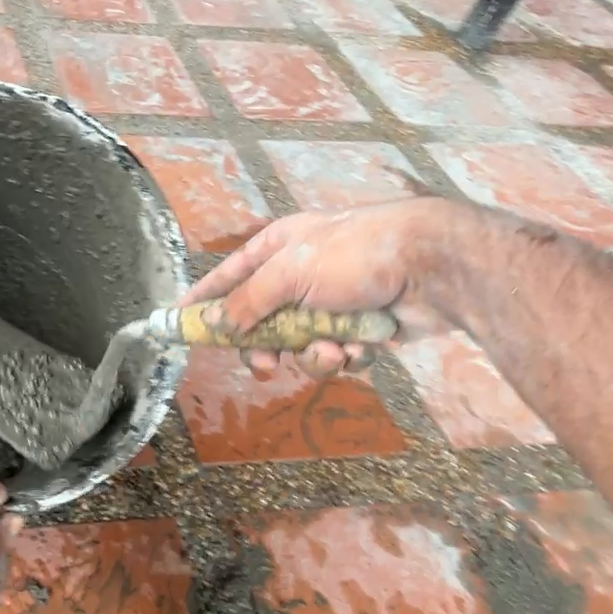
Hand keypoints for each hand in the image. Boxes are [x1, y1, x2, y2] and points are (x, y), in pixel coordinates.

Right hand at [182, 198, 465, 378]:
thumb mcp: (290, 273)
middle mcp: (299, 276)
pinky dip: (347, 353)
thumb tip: (217, 324)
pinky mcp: (360, 328)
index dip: (203, 298)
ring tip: (332, 348)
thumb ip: (250, 302)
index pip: (228, 276)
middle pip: (261, 322)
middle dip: (264, 347)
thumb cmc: (355, 254)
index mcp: (277, 249)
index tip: (178, 321)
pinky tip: (362, 343)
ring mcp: (331, 304)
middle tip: (266, 364)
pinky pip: (336, 353)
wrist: (434, 266)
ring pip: (299, 345)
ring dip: (312, 353)